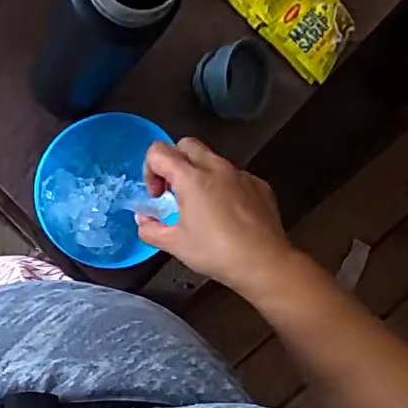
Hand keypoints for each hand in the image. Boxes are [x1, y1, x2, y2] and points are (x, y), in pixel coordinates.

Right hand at [135, 137, 297, 295]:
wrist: (263, 262)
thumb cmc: (217, 253)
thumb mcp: (175, 245)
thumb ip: (151, 230)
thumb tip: (144, 221)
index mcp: (192, 178)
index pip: (159, 152)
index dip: (150, 171)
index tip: (157, 195)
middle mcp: (217, 168)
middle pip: (186, 145)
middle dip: (174, 163)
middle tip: (173, 192)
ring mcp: (240, 174)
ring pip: (212, 159)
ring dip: (198, 174)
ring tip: (199, 205)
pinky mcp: (258, 185)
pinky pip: (233, 176)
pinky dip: (222, 186)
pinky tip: (224, 213)